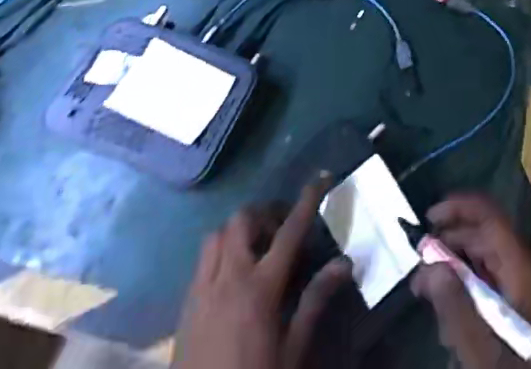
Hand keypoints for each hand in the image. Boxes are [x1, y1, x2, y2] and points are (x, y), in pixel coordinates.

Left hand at [173, 179, 352, 368]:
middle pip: (243, 220)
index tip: (322, 178)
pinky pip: (203, 259)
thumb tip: (344, 263)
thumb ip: (315, 302)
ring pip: (217, 234)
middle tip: (284, 227)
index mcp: (260, 288)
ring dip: (239, 229)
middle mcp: (228, 277)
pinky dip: (221, 250)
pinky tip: (234, 274)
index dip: (308, 200)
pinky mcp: (186, 304)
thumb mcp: (293, 351)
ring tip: (259, 247)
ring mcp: (202, 288)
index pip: (289, 231)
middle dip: (265, 212)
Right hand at [411, 194, 530, 368]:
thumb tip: (431, 263)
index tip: (427, 218)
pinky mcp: (512, 311)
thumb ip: (456, 308)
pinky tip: (445, 315)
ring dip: (450, 267)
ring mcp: (519, 291)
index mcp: (522, 270)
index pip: (491, 217)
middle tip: (417, 264)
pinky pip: (483, 283)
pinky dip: (460, 288)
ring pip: (479, 259)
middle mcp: (523, 272)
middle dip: (447, 242)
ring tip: (425, 293)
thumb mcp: (482, 353)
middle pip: (482, 236)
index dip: (460, 208)